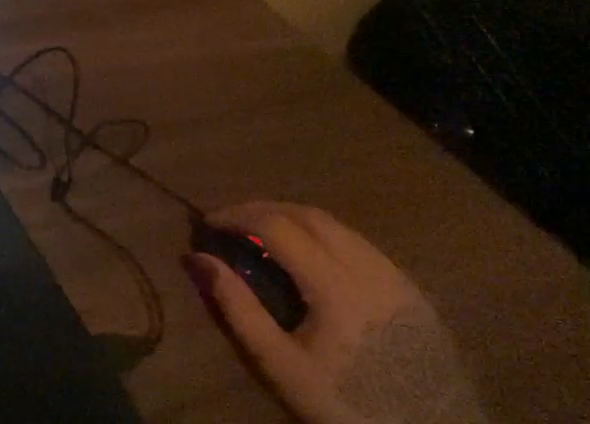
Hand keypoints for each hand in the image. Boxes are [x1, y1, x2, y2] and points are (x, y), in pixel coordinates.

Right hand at [184, 201, 484, 423]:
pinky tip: (308, 257)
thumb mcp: (279, 364)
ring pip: (337, 227)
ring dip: (293, 219)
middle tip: (229, 222)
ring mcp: (399, 281)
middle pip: (308, 216)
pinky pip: (361, 246)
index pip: (276, 226)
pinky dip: (323, 236)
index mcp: (338, 287)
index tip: (205, 224)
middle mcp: (372, 272)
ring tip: (262, 234)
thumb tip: (197, 258)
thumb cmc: (345, 401)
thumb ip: (237, 308)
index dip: (234, 216)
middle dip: (261, 210)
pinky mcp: (414, 294)